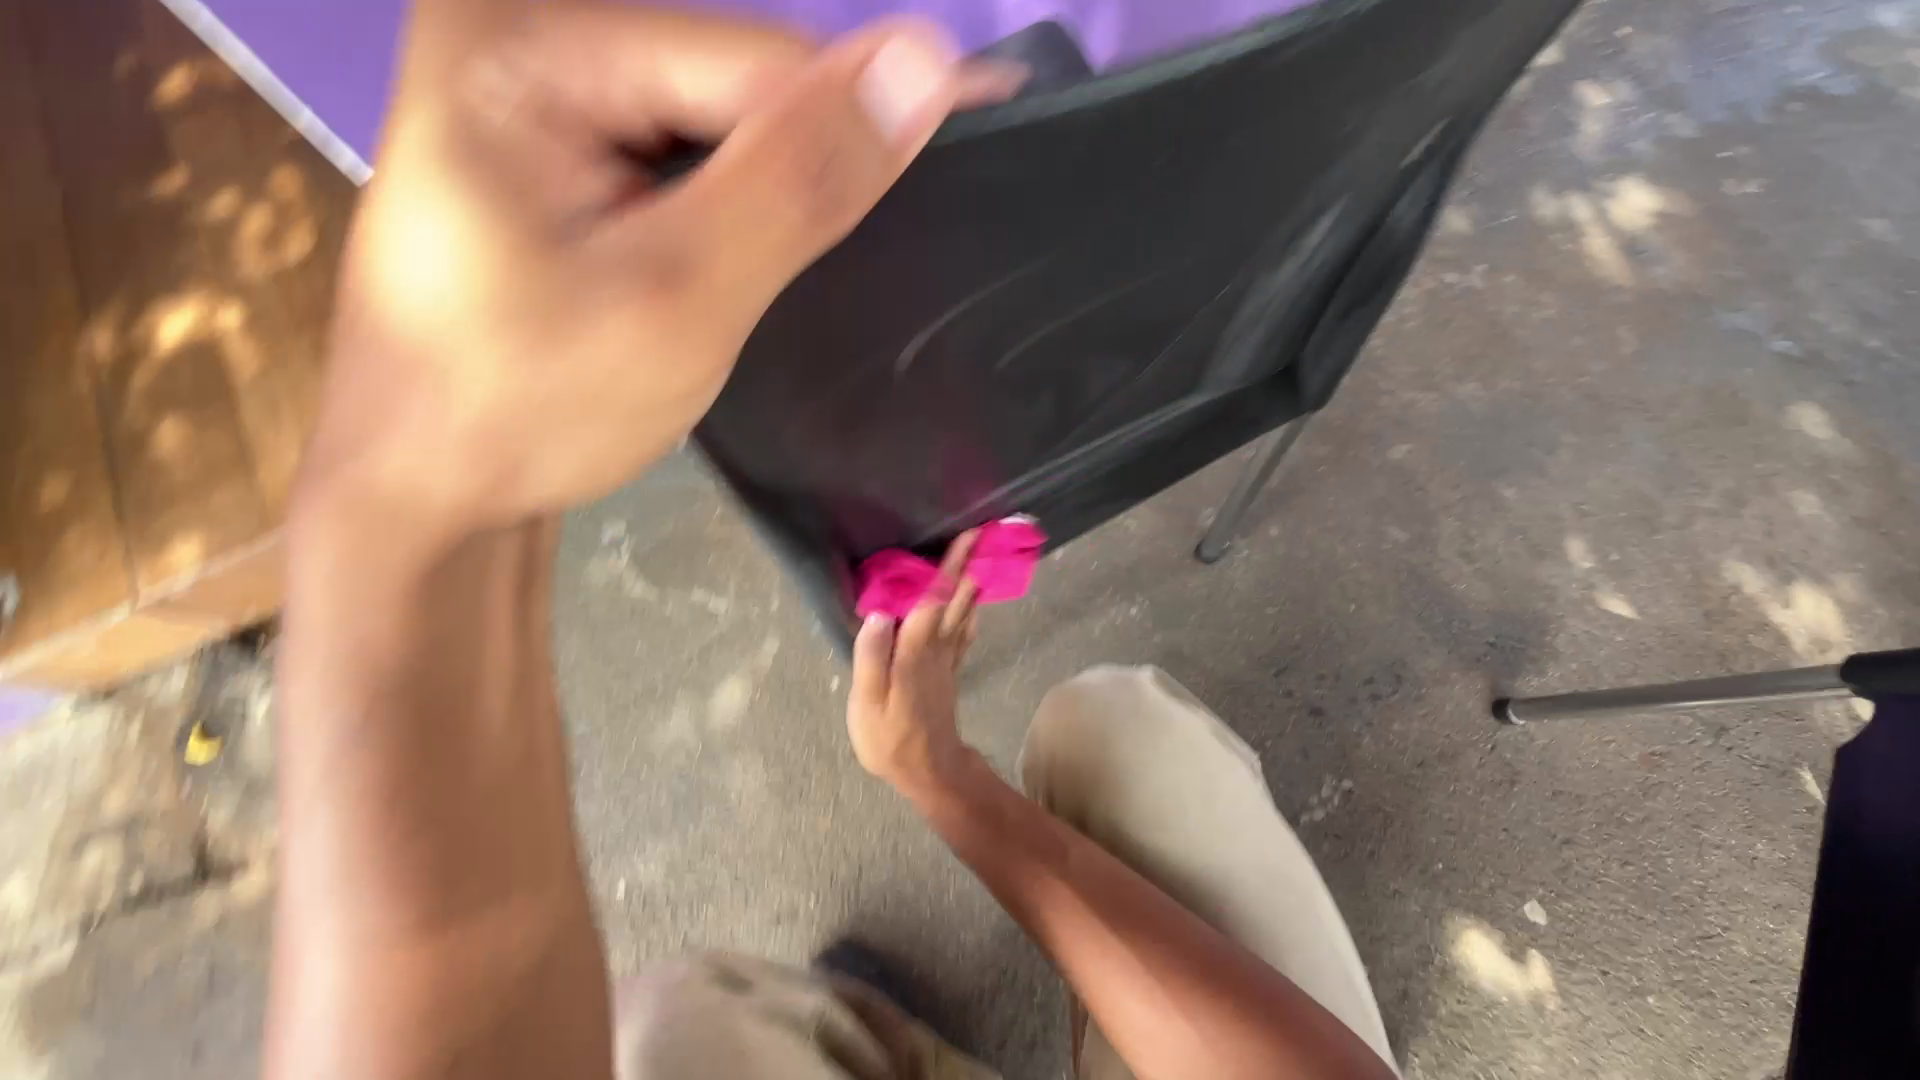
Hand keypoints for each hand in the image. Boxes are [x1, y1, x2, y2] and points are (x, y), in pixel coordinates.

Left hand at [302, 3, 1021, 538]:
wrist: (423, 484)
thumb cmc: (533, 405)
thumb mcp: (681, 296)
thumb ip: (798, 180)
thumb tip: (927, 60)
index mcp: (524, 45)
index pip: (752, 63)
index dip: (852, 125)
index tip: (963, 151)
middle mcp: (518, 35)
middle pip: (728, 85)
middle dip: (791, 175)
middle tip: (793, 273)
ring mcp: (527, 92)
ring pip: (712, 124)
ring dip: (762, 197)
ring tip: (758, 278)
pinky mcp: (545, 147)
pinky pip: (675, 156)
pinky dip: (721, 210)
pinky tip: (725, 263)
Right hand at [847, 530, 984, 792]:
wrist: (929, 771)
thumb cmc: (891, 738)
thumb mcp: (868, 703)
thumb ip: (872, 657)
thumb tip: (878, 612)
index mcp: (915, 651)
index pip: (934, 599)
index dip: (950, 567)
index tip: (966, 536)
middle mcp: (937, 647)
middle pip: (957, 598)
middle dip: (970, 562)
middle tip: (985, 530)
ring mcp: (948, 658)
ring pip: (965, 610)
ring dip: (974, 579)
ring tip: (983, 552)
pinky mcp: (951, 669)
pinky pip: (965, 630)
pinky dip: (972, 607)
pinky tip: (974, 598)